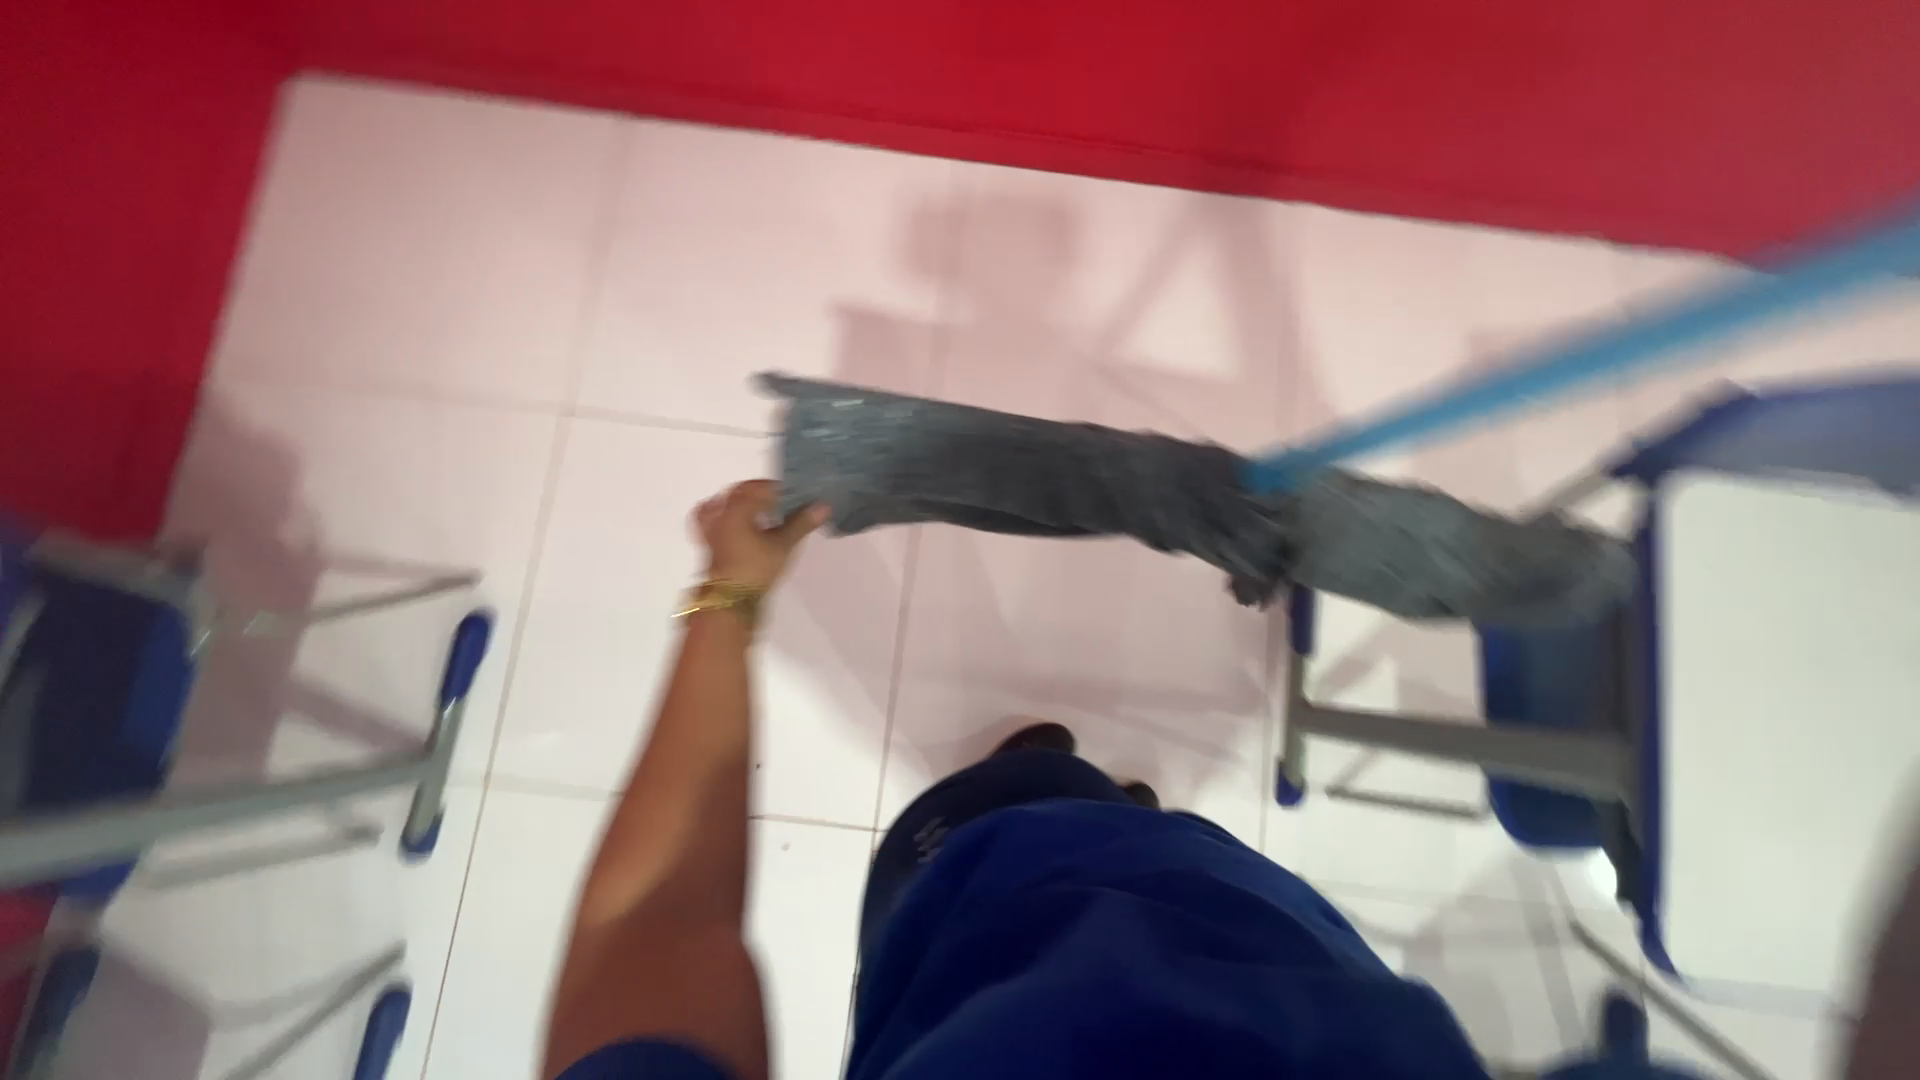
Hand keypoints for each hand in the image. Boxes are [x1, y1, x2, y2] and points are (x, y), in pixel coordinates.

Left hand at [693, 480, 826, 591]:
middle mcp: (721, 510)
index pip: (763, 488)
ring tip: (761, 509)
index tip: (798, 495)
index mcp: (739, 506)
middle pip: (742, 490)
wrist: (730, 598)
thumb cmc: (757, 568)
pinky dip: (721, 511)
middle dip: (762, 492)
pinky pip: (710, 515)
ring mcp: (710, 524)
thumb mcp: (782, 544)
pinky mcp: (707, 539)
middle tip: (783, 501)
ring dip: (742, 499)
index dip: (782, 489)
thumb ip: (802, 522)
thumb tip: (824, 506)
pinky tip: (731, 517)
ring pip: (725, 500)